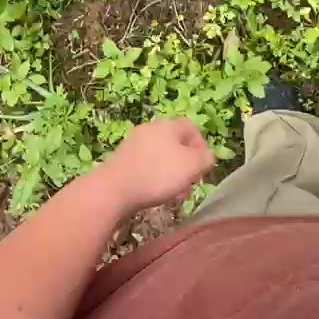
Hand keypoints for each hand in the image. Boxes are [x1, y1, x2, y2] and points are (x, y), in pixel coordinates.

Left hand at [96, 117, 214, 212]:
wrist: (113, 190)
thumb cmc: (158, 174)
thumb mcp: (193, 166)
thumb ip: (206, 158)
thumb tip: (206, 157)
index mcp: (169, 124)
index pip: (192, 128)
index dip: (201, 146)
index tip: (203, 167)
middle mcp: (150, 128)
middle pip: (176, 143)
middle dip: (186, 163)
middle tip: (189, 183)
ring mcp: (133, 143)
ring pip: (160, 155)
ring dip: (170, 172)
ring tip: (173, 193)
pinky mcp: (121, 160)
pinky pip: (145, 165)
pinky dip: (153, 176)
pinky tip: (153, 193)